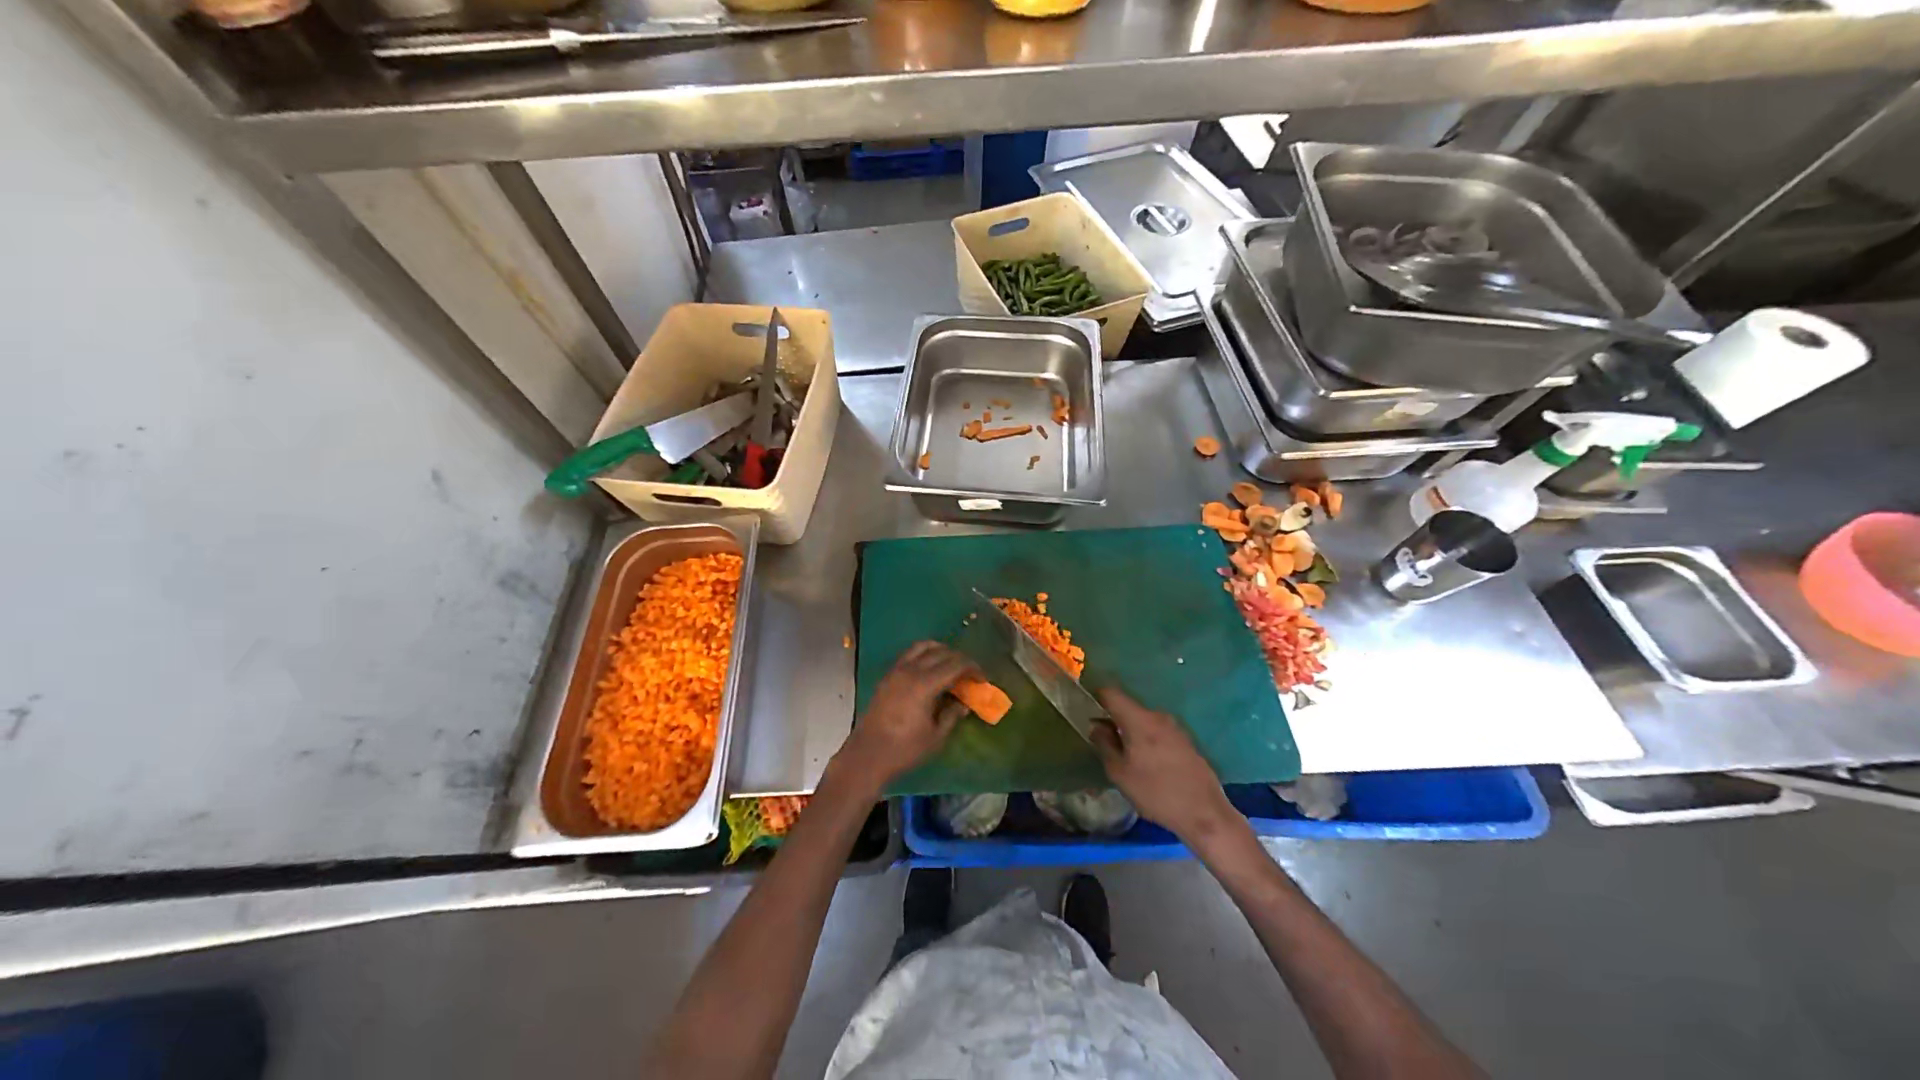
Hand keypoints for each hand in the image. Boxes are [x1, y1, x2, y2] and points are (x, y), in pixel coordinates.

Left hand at [834, 641, 977, 791]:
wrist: (868, 754)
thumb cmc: (905, 749)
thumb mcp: (936, 736)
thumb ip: (952, 714)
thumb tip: (964, 703)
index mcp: (924, 684)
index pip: (955, 665)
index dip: (972, 668)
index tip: (982, 679)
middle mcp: (910, 670)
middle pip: (941, 652)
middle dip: (959, 659)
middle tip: (970, 674)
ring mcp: (896, 671)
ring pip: (922, 647)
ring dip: (941, 651)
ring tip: (951, 665)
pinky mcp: (887, 676)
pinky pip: (909, 654)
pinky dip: (924, 654)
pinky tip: (930, 669)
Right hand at [1090, 686, 1243, 843]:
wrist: (1204, 812)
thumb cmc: (1155, 793)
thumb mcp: (1120, 773)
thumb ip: (1104, 744)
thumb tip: (1096, 726)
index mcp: (1139, 720)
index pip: (1111, 693)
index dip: (1096, 697)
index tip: (1086, 710)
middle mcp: (1158, 716)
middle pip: (1129, 708)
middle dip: (1114, 719)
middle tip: (1103, 741)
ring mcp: (1175, 728)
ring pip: (1144, 721)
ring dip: (1131, 731)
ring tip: (1125, 755)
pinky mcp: (1186, 741)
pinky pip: (1159, 732)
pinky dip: (1147, 740)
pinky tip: (1147, 763)